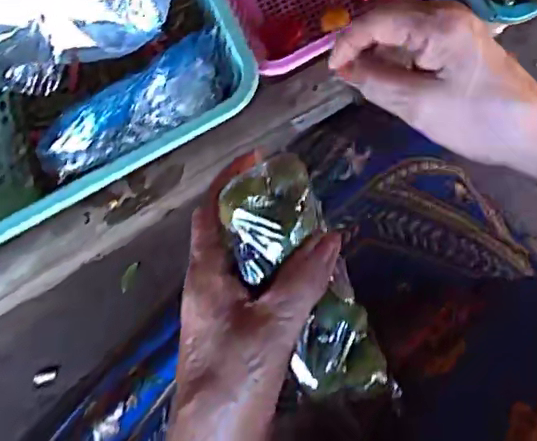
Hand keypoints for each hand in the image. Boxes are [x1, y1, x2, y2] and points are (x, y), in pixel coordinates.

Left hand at [171, 155, 341, 440]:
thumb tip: (331, 235)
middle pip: (229, 233)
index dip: (229, 179)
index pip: (210, 211)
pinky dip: (278, 277)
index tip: (257, 158)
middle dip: (259, 210)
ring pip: (245, 263)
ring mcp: (219, 312)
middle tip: (294, 196)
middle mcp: (208, 286)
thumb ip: (302, 281)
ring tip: (307, 232)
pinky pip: (255, 291)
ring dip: (272, 245)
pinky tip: (306, 283)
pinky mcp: (233, 335)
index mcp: (205, 273)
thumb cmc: (232, 379)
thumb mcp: (272, 326)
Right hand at [327, 0, 536, 172]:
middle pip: (385, 9)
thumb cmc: (481, 123)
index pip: (375, 19)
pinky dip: (394, 41)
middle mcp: (445, 9)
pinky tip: (389, 66)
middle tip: (343, 69)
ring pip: (398, 15)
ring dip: (376, 38)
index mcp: (438, 23)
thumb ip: (376, 82)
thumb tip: (343, 68)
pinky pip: (414, 25)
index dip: (347, 42)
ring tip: (362, 70)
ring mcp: (455, 18)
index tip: (331, 70)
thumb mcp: (420, 107)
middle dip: (359, 36)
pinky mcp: (459, 31)